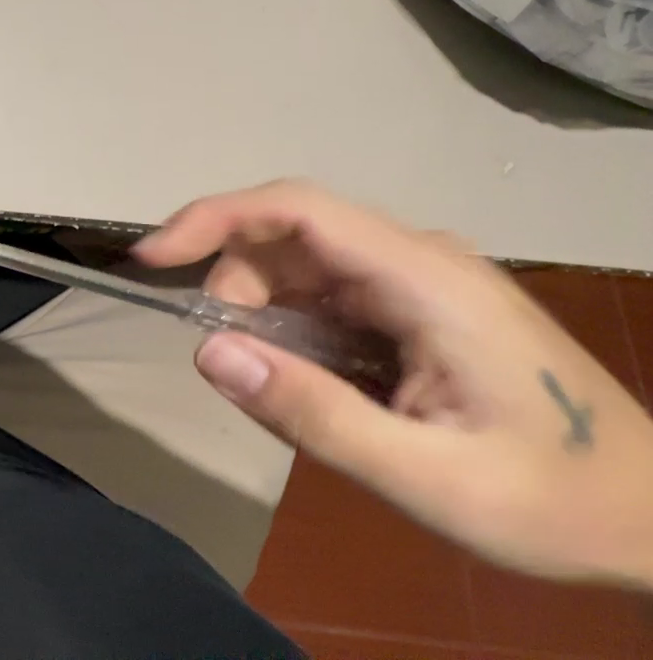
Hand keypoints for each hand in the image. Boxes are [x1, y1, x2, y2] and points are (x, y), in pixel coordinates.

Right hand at [135, 181, 652, 590]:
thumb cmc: (558, 501)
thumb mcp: (431, 477)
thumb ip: (316, 414)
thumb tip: (207, 352)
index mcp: (427, 280)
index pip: (296, 209)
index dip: (212, 219)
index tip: (152, 261)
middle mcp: (418, 261)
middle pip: (285, 236)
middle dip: (235, 288)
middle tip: (238, 365)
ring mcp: (418, 281)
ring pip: (297, 266)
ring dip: (262, 316)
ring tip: (285, 391)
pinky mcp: (413, 305)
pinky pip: (322, 295)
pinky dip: (290, 330)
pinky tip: (316, 385)